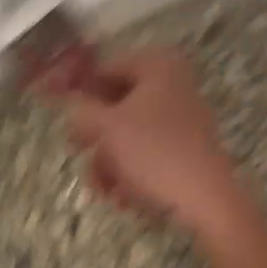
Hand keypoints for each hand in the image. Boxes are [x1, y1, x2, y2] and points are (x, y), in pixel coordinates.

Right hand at [61, 48, 252, 233]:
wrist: (208, 200)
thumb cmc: (156, 154)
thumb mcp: (108, 128)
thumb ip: (81, 112)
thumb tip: (71, 108)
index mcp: (158, 66)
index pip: (105, 69)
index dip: (78, 91)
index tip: (58, 112)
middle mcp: (174, 87)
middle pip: (118, 109)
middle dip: (97, 142)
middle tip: (80, 158)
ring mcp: (185, 123)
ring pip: (132, 140)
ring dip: (112, 167)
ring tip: (106, 192)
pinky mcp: (189, 156)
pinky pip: (151, 160)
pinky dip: (135, 178)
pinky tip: (127, 201)